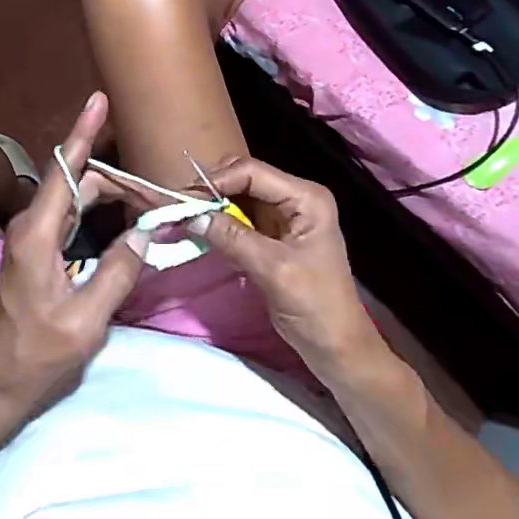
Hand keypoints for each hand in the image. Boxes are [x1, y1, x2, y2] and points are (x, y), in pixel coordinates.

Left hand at [0, 92, 147, 423]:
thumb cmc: (35, 356)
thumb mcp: (85, 322)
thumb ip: (117, 273)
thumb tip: (143, 233)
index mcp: (38, 233)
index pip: (64, 168)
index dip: (82, 130)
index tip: (99, 98)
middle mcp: (33, 224)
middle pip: (81, 181)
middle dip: (122, 181)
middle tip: (161, 200)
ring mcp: (34, 236)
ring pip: (80, 197)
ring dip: (116, 197)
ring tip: (151, 209)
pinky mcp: (40, 250)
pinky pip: (76, 217)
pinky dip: (104, 212)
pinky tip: (128, 221)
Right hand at [193, 157, 384, 378]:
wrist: (336, 346)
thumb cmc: (315, 305)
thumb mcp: (273, 270)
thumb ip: (233, 238)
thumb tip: (192, 216)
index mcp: (306, 197)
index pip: (252, 171)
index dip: (217, 180)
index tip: (185, 199)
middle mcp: (295, 197)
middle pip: (243, 177)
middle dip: (211, 189)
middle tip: (181, 208)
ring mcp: (283, 214)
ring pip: (238, 195)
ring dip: (211, 204)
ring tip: (184, 216)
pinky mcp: (271, 233)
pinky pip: (239, 216)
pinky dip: (218, 220)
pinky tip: (199, 227)